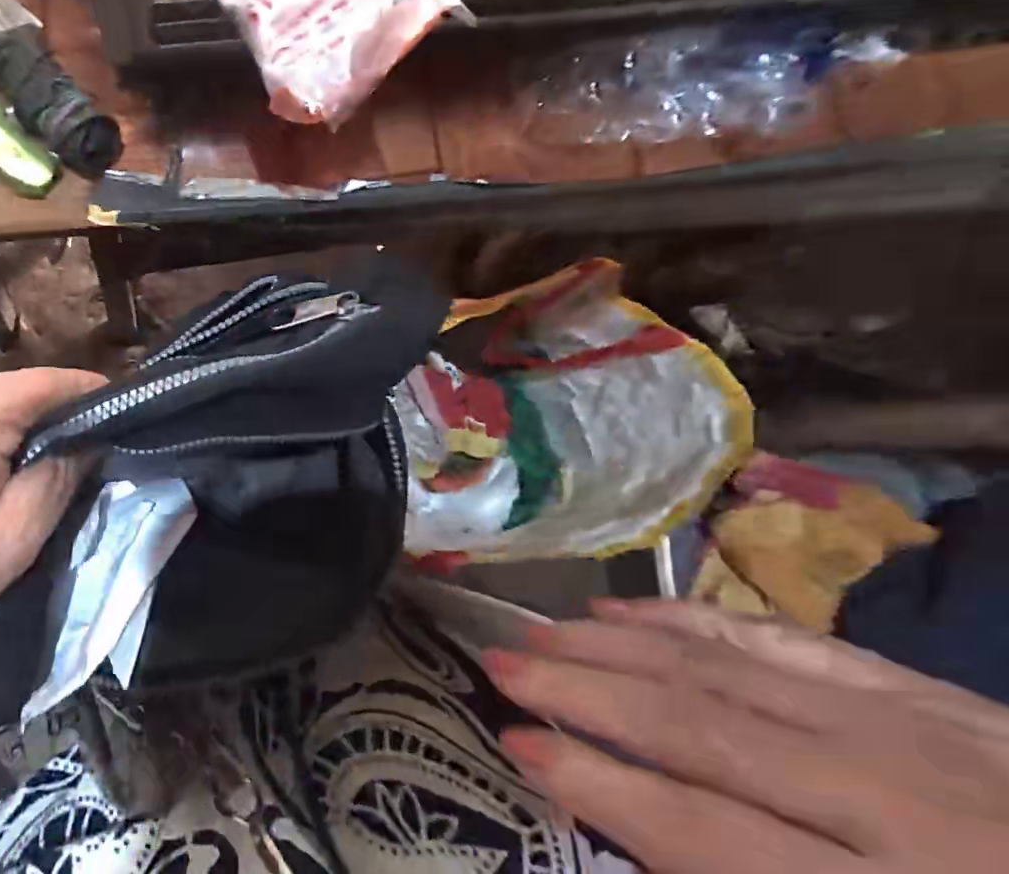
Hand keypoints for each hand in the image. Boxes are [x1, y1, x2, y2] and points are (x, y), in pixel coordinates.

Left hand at [0, 368, 105, 679]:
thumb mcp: (10, 540)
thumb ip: (59, 477)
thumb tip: (91, 439)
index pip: (44, 381)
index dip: (91, 392)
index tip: (128, 413)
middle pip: (15, 387)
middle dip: (59, 411)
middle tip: (98, 445)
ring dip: (25, 423)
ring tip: (59, 457)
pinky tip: (4, 464)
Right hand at [483, 599, 1008, 872]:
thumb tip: (633, 830)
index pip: (707, 830)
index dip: (598, 784)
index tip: (516, 745)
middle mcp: (913, 809)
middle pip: (703, 728)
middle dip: (582, 692)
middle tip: (497, 662)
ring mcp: (932, 738)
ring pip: (730, 669)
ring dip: (617, 646)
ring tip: (539, 631)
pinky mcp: (944, 700)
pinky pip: (791, 641)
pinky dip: (694, 619)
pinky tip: (627, 610)